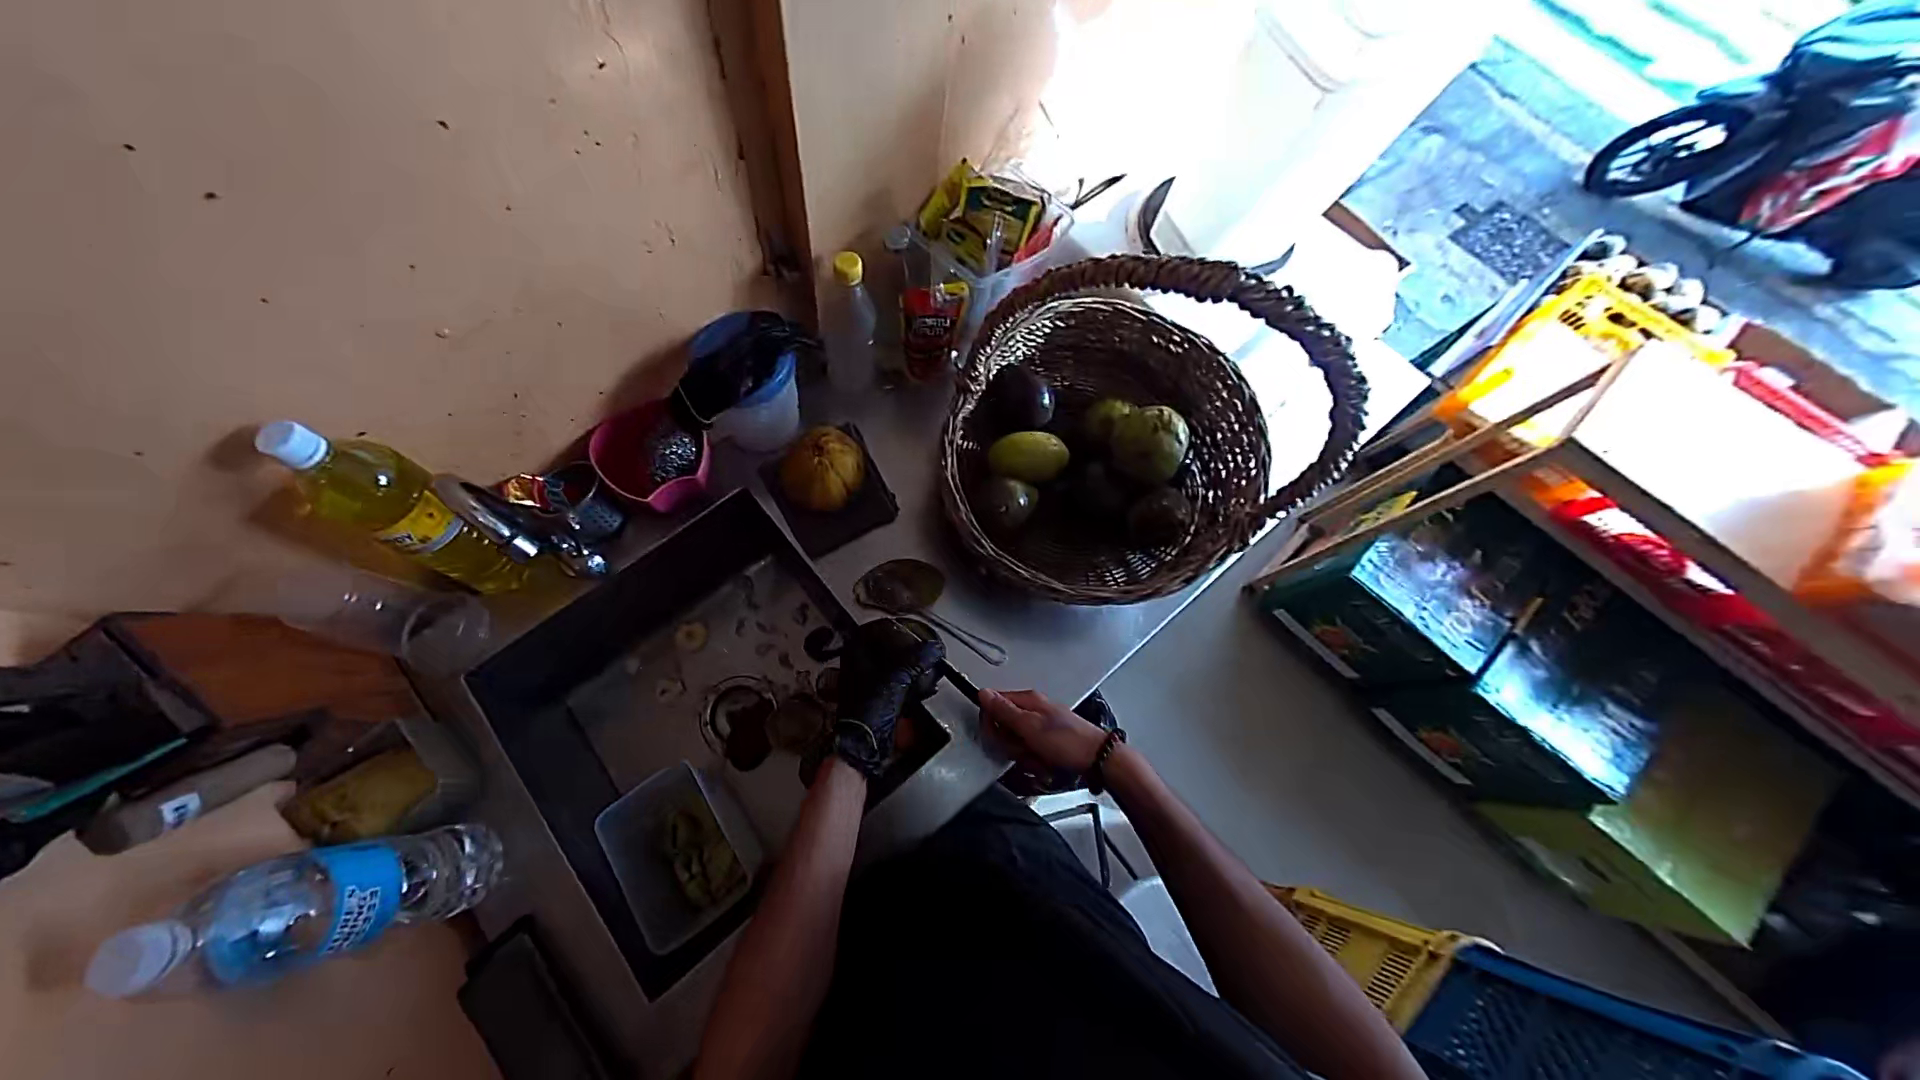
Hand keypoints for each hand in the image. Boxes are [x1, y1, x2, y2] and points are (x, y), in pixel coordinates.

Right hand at [979, 689, 1110, 774]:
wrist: (1097, 759)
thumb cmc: (1069, 741)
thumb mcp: (1030, 726)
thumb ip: (1004, 711)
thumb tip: (983, 694)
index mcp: (1027, 700)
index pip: (993, 705)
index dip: (991, 724)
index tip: (998, 736)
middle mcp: (1032, 711)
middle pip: (1003, 729)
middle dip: (1011, 745)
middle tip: (1024, 747)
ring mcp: (1039, 728)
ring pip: (1015, 745)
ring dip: (1024, 756)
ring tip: (1039, 757)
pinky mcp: (1046, 743)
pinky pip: (1029, 754)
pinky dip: (1035, 762)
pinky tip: (1046, 763)